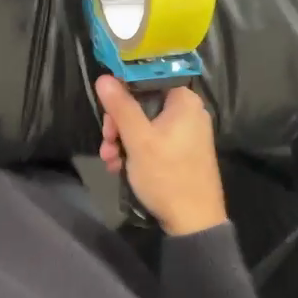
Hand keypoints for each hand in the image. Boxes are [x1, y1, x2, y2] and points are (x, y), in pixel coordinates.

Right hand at [96, 75, 227, 236]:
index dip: (123, 92)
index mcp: (184, 101)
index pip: (147, 80)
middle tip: (107, 141)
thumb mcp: (138, 140)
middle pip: (143, 104)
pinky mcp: (181, 152)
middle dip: (119, 124)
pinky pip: (153, 142)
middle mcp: (188, 112)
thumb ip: (121, 107)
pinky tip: (119, 167)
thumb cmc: (166, 174)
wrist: (193, 221)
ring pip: (144, 126)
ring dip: (122, 141)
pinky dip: (135, 152)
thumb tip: (104, 77)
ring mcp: (186, 134)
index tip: (107, 111)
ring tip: (109, 160)